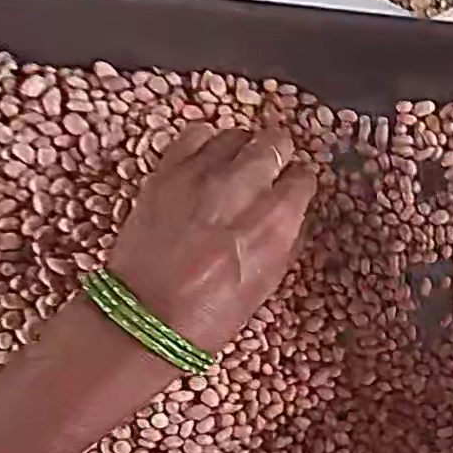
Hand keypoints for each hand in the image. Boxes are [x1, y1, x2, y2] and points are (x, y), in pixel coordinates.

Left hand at [107, 124, 318, 348]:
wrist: (149, 317)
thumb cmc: (213, 311)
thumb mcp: (268, 280)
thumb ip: (286, 237)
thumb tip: (292, 213)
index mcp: (276, 221)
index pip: (303, 178)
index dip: (300, 182)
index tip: (294, 188)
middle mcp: (244, 189)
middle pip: (275, 143)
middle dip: (278, 154)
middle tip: (272, 166)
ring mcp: (203, 175)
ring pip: (236, 135)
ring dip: (243, 147)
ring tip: (238, 163)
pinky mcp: (167, 171)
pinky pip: (195, 135)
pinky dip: (206, 143)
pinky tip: (207, 159)